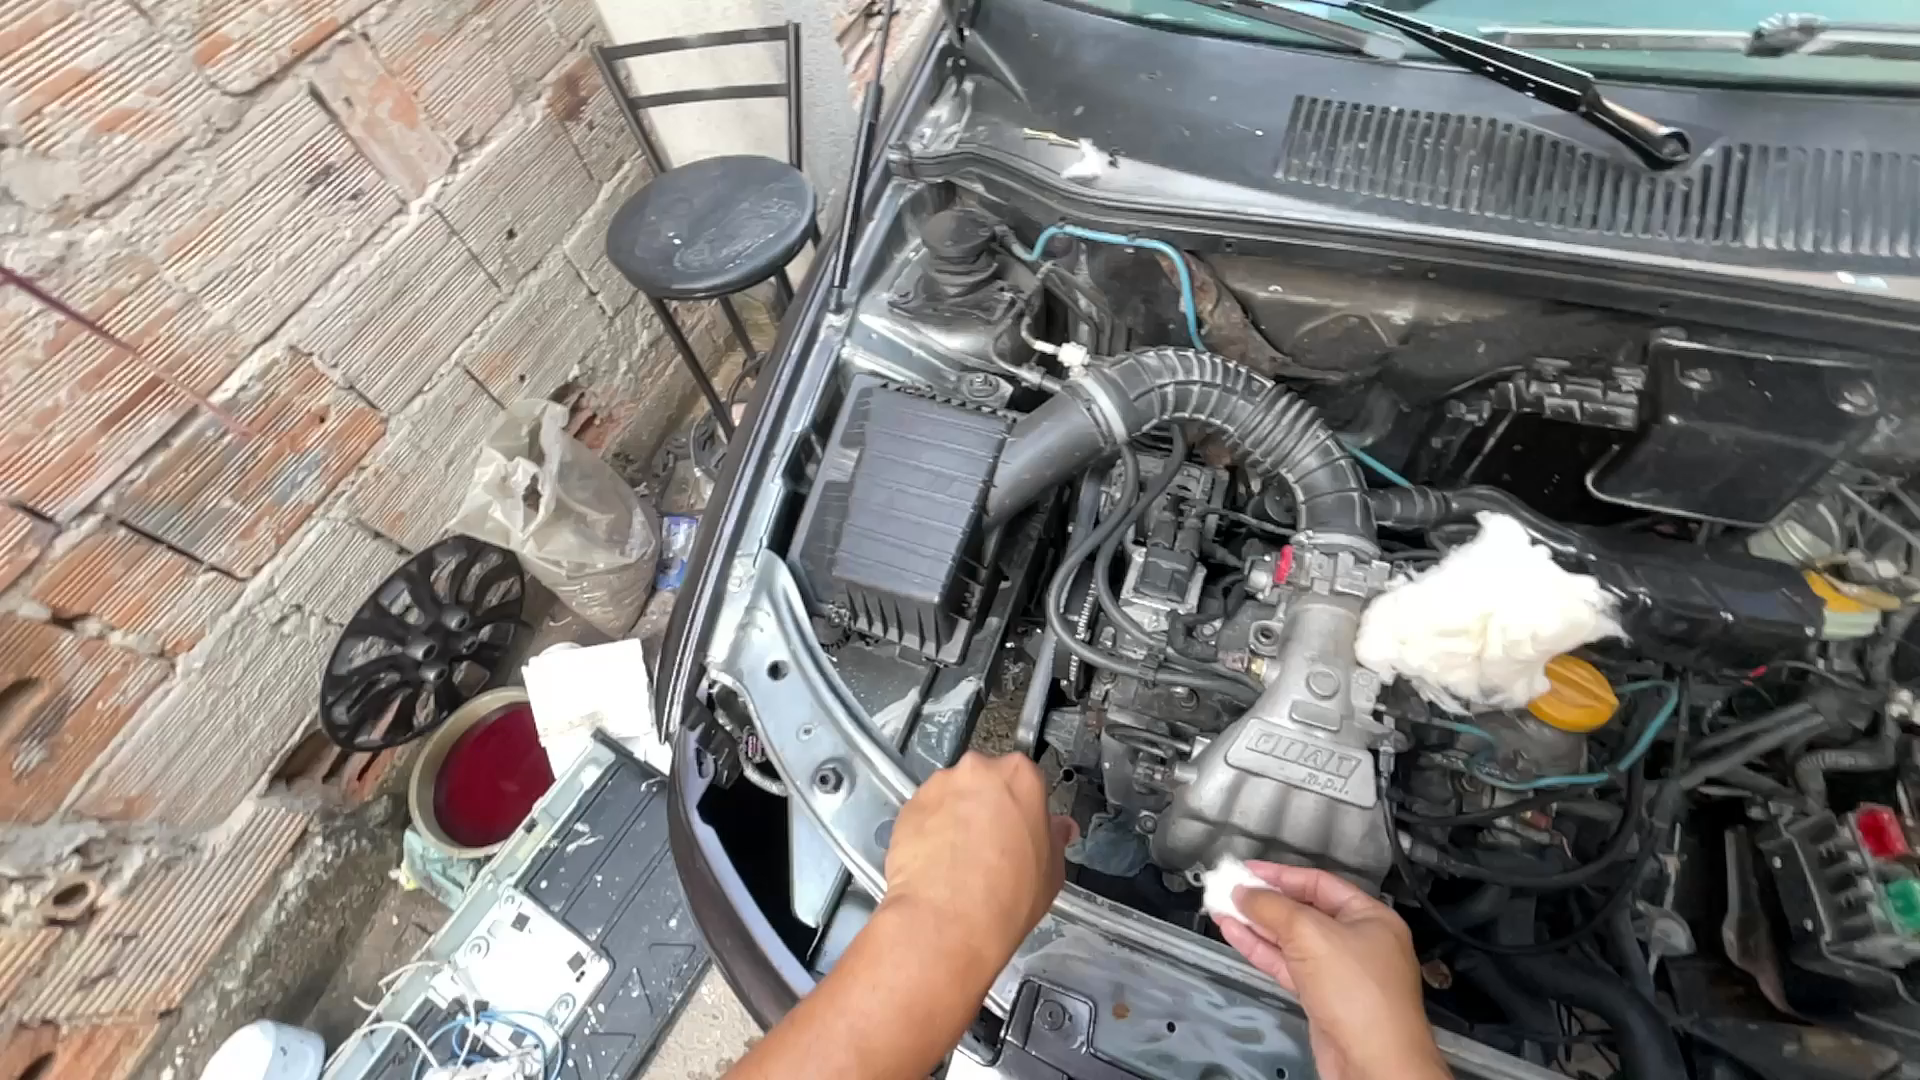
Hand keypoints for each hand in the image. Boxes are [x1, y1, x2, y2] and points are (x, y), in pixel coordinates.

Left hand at [879, 751, 1074, 974]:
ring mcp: (940, 785)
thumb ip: (1055, 838)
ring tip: (961, 858)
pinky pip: (926, 812)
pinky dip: (931, 829)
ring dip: (957, 816)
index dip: (1024, 807)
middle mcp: (979, 770)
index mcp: (1020, 776)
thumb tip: (1059, 830)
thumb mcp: (1052, 872)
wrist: (946, 921)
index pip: (1027, 779)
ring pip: (953, 795)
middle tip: (992, 844)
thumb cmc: (1003, 897)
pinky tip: (938, 862)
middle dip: (988, 806)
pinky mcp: (910, 805)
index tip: (1022, 826)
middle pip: (987, 781)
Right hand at [1213, 862, 1449, 1079]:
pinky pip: (1286, 963)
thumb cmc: (1355, 991)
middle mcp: (1357, 941)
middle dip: (1263, 900)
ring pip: (1289, 939)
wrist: (1375, 1068)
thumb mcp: (1309, 934)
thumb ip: (1271, 906)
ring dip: (1255, 923)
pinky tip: (1233, 933)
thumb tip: (1241, 891)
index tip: (1246, 870)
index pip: (1318, 883)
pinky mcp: (1322, 997)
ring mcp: (1339, 972)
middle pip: (1301, 910)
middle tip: (1228, 889)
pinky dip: (1259, 948)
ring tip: (1221, 908)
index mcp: (1369, 918)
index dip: (1279, 874)